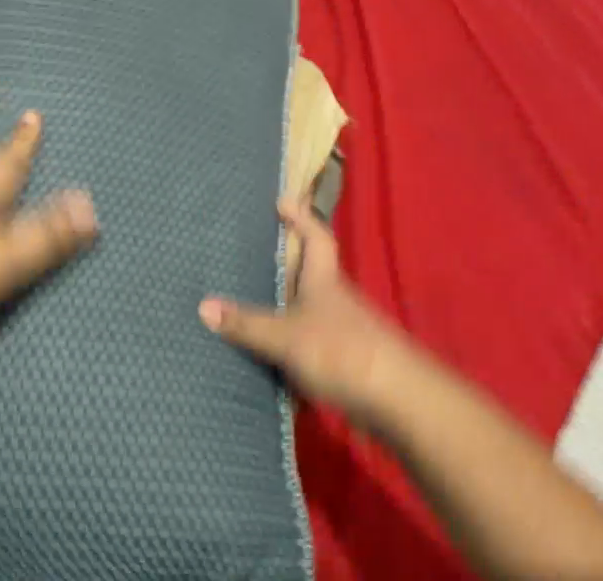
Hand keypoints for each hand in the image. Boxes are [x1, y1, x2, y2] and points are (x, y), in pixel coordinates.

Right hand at [199, 199, 421, 424]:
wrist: (399, 402)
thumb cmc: (342, 352)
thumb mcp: (286, 337)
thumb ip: (247, 324)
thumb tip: (203, 305)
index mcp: (324, 281)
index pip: (317, 236)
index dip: (301, 217)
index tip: (283, 200)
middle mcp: (336, 300)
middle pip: (311, 275)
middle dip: (286, 266)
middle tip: (251, 256)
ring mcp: (345, 333)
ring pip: (309, 313)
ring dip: (285, 312)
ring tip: (249, 311)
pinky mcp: (348, 364)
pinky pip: (311, 348)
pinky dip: (291, 352)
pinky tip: (269, 366)